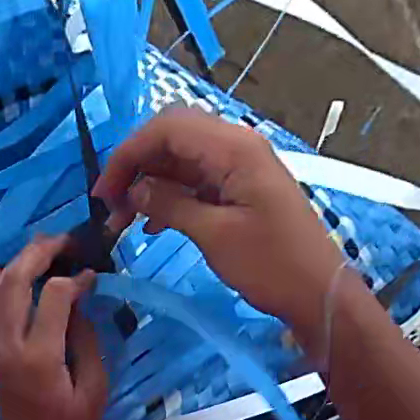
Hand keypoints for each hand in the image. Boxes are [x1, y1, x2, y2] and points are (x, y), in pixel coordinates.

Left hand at [0, 235, 110, 419]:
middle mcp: (11, 345)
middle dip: (39, 253)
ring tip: (42, 243)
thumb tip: (80, 306)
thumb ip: (87, 343)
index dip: (75, 279)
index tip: (94, 276)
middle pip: (16, 283)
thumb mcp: (93, 391)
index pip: (54, 296)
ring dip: (17, 261)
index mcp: (40, 356)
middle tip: (65, 238)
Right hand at [94, 106, 347, 346]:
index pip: (166, 128)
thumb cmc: (270, 264)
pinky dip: (166, 197)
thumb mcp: (214, 235)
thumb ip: (171, 205)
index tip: (103, 194)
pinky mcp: (236, 189)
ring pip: (178, 161)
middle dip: (134, 167)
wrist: (315, 290)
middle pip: (170, 137)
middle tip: (110, 207)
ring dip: (147, 185)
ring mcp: (237, 167)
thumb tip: (133, 191)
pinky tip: (150, 226)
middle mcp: (235, 147)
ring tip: (122, 222)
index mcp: (233, 149)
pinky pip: (192, 181)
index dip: (127, 155)